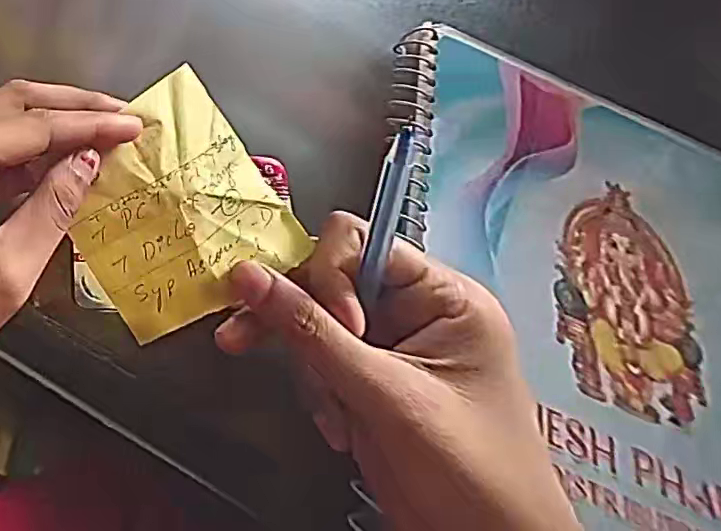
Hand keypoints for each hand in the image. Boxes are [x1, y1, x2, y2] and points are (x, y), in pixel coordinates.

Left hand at [0, 81, 143, 407]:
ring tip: (102, 130)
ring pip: (1, 117)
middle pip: (13, 103)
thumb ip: (54, 206)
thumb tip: (91, 159)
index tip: (133, 125)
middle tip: (122, 114)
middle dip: (72, 106)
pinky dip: (29, 148)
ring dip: (52, 122)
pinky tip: (62, 158)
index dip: (87, 124)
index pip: (31, 126)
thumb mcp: (7, 271)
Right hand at [216, 212, 577, 530]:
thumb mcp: (389, 398)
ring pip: (312, 317)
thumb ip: (313, 332)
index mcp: (442, 295)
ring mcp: (388, 341)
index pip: (360, 241)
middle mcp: (413, 307)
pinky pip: (314, 353)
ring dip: (308, 366)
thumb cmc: (474, 479)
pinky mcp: (367, 372)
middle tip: (245, 334)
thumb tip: (249, 276)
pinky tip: (335, 424)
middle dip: (297, 320)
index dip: (330, 273)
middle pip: (326, 278)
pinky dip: (313, 385)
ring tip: (331, 415)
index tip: (335, 324)